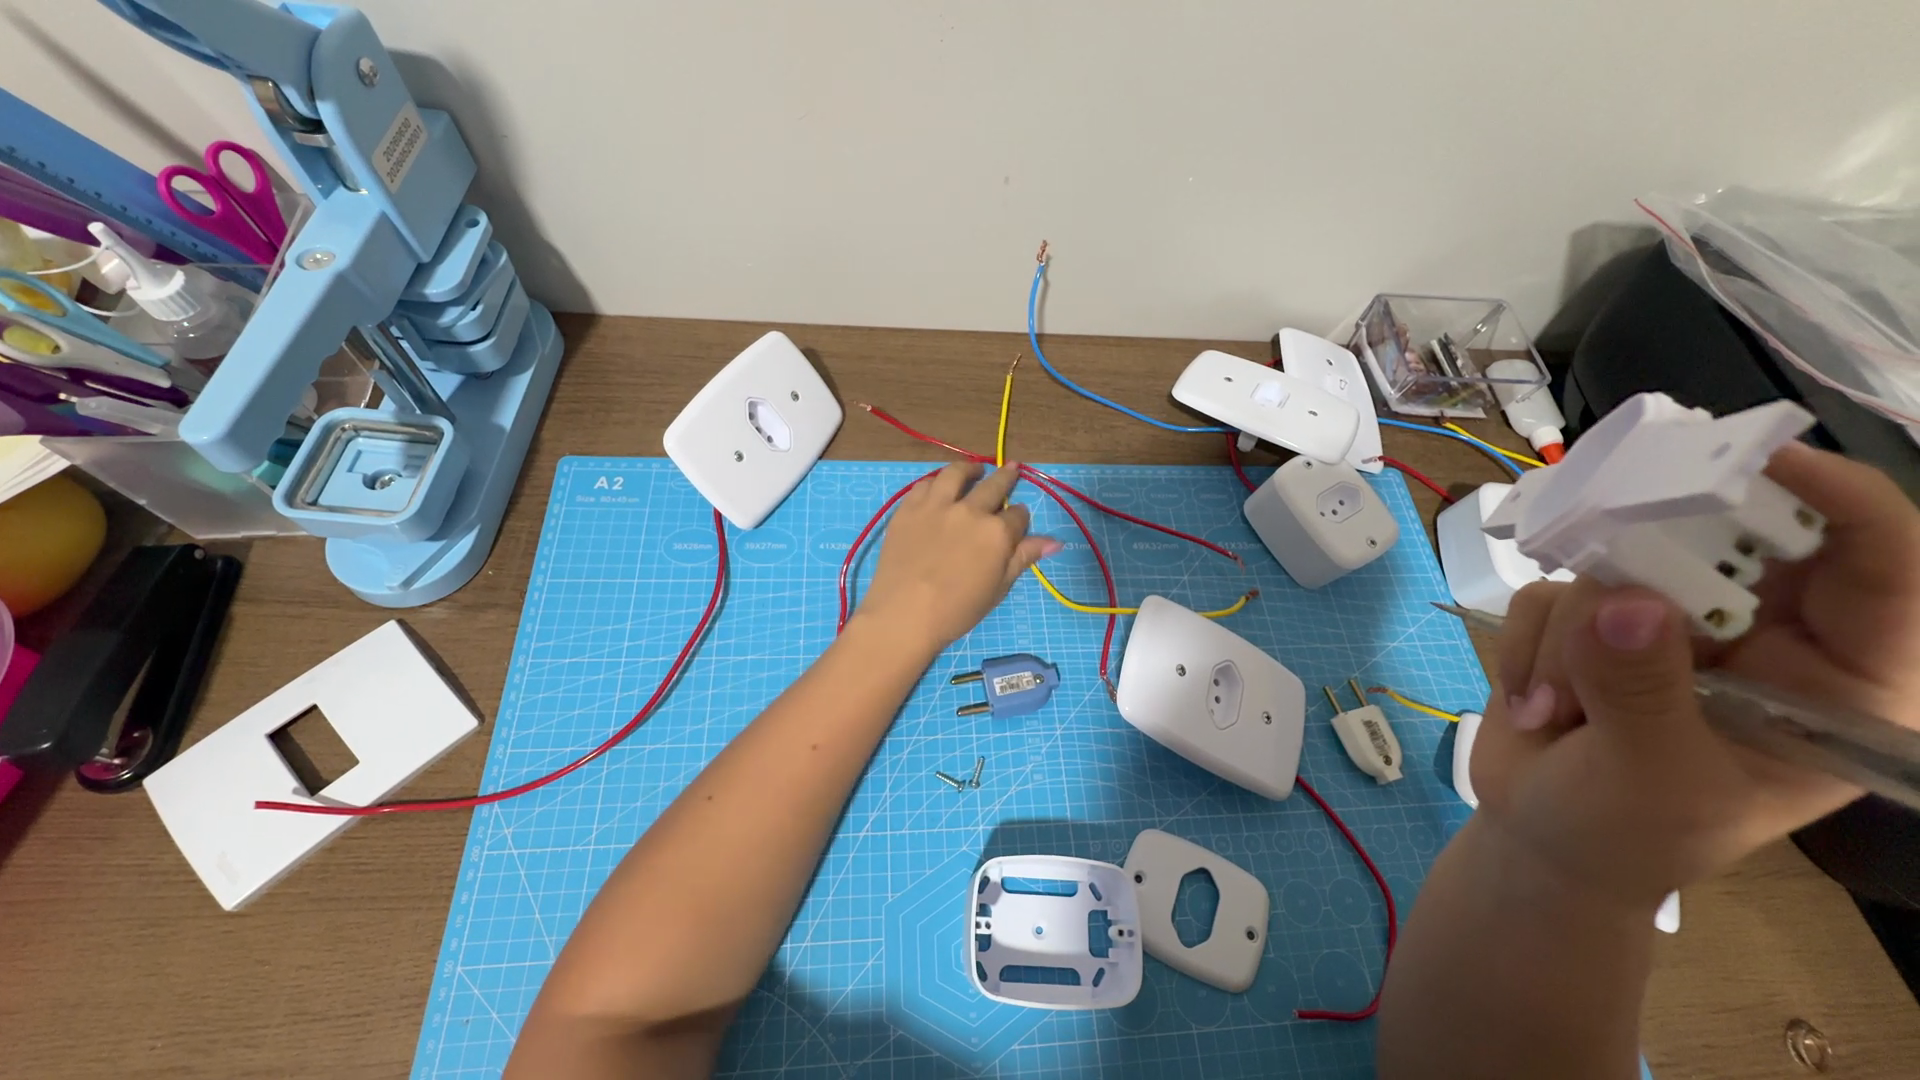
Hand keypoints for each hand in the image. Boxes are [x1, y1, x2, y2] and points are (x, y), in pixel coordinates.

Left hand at [853, 462, 1060, 653]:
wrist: (904, 614)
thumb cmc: (957, 610)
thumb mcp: (998, 587)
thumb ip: (1023, 558)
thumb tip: (1056, 542)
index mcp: (997, 532)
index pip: (1019, 515)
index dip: (1021, 518)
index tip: (1018, 521)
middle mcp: (971, 510)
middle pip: (993, 485)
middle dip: (1006, 478)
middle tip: (1011, 469)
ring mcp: (937, 505)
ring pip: (957, 473)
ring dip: (970, 468)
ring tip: (975, 469)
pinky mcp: (909, 508)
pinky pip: (926, 483)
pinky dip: (937, 481)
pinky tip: (939, 485)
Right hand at [1470, 444, 1919, 911]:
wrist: (1541, 837)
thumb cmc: (1630, 833)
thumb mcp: (1655, 780)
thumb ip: (1644, 693)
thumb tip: (1620, 603)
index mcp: (1833, 680)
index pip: (1878, 571)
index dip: (1841, 503)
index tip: (1761, 459)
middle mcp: (1756, 633)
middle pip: (1724, 541)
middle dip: (1652, 560)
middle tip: (1603, 572)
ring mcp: (1661, 620)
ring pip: (1608, 568)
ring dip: (1565, 641)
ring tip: (1556, 712)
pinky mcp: (1583, 617)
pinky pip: (1546, 592)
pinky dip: (1524, 645)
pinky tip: (1530, 700)